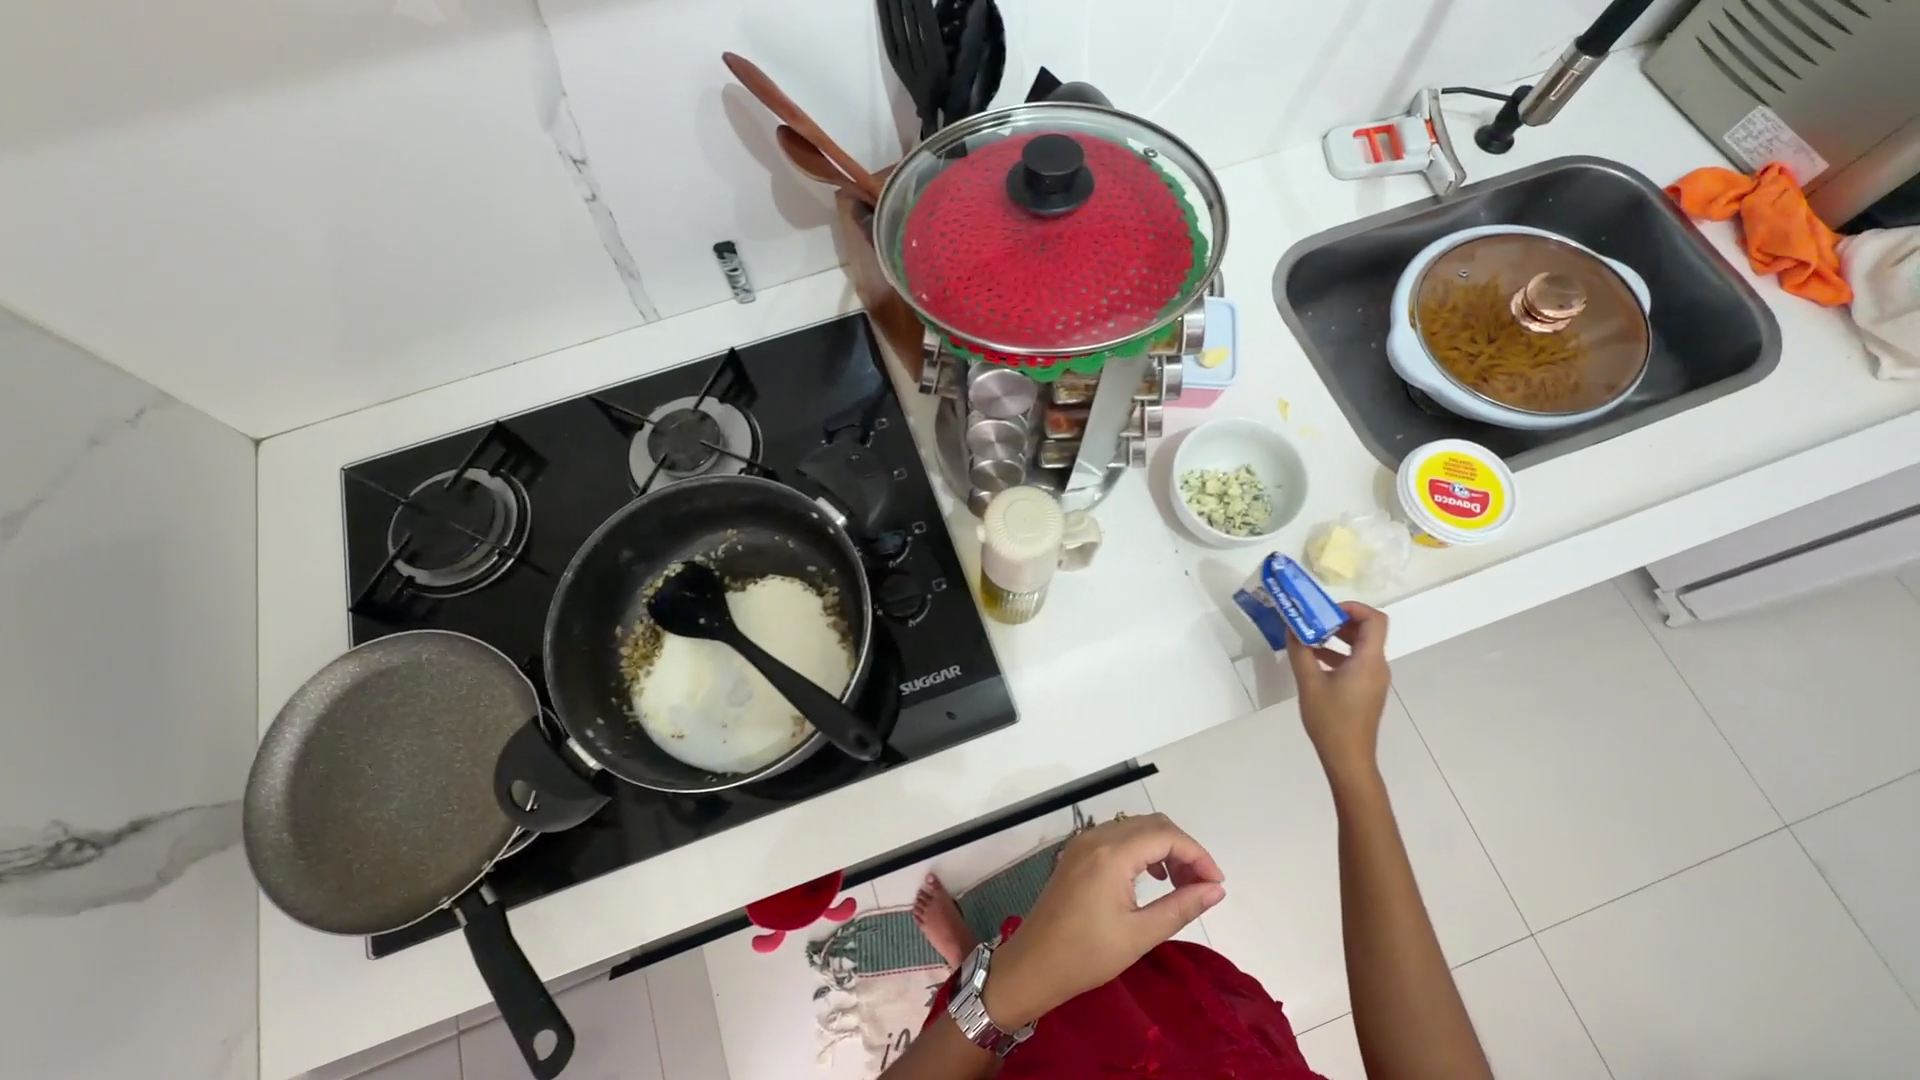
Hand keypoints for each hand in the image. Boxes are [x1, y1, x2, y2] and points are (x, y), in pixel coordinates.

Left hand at [982, 814, 1224, 1028]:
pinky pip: (1118, 837)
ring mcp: (1083, 842)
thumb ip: (1181, 907)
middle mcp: (1097, 837)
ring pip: (1135, 828)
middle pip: (1153, 825)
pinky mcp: (1077, 853)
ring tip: (1181, 884)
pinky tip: (1152, 877)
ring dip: (1163, 848)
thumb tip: (1217, 890)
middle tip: (1202, 886)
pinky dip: (1142, 850)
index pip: (1167, 836)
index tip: (1217, 885)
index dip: (1198, 855)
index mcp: (1112, 854)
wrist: (1033, 965)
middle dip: (1183, 850)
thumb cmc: (1086, 956)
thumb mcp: (1140, 935)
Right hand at [1284, 601, 1391, 784]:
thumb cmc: (1331, 720)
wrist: (1348, 758)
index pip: (1374, 619)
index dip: (1352, 608)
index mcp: (1369, 660)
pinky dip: (1336, 654)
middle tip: (1310, 620)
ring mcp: (1373, 679)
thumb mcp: (1309, 682)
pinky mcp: (1366, 690)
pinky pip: (1355, 662)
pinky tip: (1312, 659)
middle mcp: (1377, 666)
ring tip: (1306, 638)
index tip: (1324, 611)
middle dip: (1338, 620)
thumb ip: (1300, 651)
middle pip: (1366, 631)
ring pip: (1359, 646)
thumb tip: (1292, 627)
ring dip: (1335, 637)